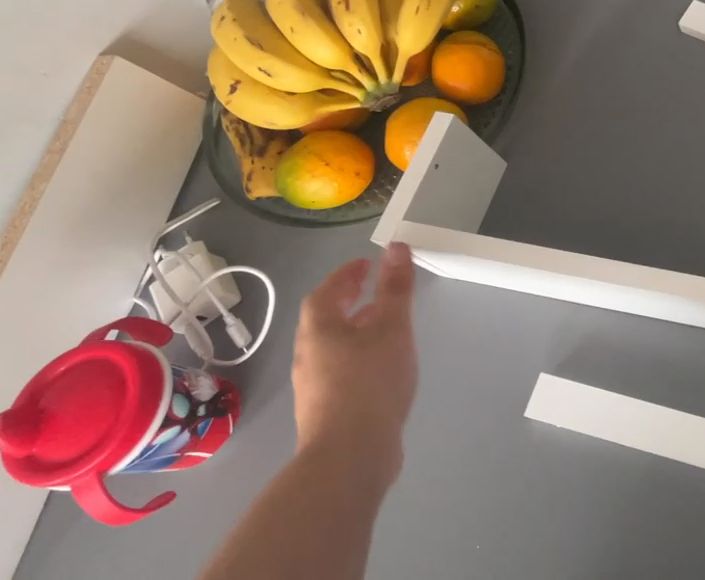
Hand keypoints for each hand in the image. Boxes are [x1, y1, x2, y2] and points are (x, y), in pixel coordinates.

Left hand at [292, 242, 418, 486]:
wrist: (349, 456)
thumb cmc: (370, 382)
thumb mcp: (392, 327)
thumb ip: (395, 288)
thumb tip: (395, 247)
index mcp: (319, 331)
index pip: (325, 293)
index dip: (345, 275)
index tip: (366, 264)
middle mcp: (309, 355)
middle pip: (323, 319)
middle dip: (346, 300)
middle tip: (370, 287)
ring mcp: (315, 386)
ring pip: (332, 345)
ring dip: (353, 327)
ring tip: (382, 323)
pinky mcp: (327, 410)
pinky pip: (340, 368)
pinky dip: (358, 353)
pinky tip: (381, 364)